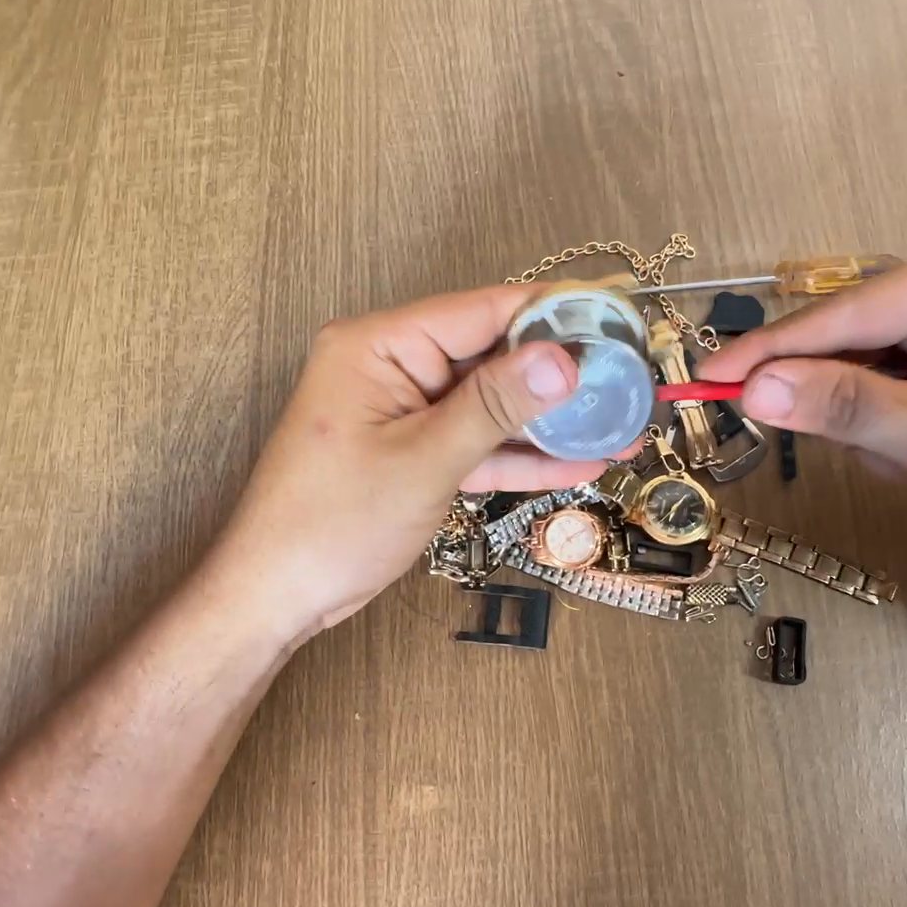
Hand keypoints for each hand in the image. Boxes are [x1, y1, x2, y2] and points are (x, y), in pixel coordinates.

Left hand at [204, 284, 610, 637]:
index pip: (480, 311)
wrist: (278, 594)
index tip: (615, 319)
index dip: (551, 314)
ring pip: (489, 404)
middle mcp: (393, 366)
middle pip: (491, 356)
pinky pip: (474, 443)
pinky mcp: (413, 451)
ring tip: (618, 425)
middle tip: (628, 380)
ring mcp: (404, 411)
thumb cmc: (334, 523)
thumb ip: (494, 406)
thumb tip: (561, 358)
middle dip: (558, 375)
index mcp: (380, 345)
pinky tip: (578, 464)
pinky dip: (518, 456)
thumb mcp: (424, 460)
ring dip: (548, 421)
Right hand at [700, 232, 906, 549]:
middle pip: (853, 333)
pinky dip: (888, 423)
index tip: (703, 379)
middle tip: (845, 444)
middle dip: (839, 395)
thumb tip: (751, 389)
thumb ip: (844, 408)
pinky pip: (890, 381)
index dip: (770, 350)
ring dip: (871, 419)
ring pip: (866, 363)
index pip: (847, 311)